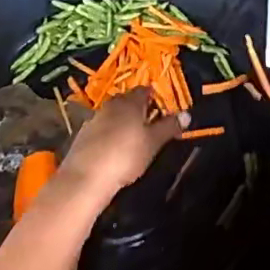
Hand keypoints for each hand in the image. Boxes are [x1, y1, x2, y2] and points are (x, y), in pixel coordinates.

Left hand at [55, 87, 187, 201]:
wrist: (84, 180)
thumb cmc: (125, 156)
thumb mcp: (154, 142)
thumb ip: (169, 127)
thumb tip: (186, 114)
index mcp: (129, 102)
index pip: (146, 90)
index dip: (157, 98)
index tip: (166, 111)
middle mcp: (110, 105)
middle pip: (129, 101)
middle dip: (141, 110)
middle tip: (153, 125)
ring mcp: (93, 120)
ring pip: (114, 115)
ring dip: (125, 123)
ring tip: (136, 140)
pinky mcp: (82, 137)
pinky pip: (103, 129)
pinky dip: (111, 135)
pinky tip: (116, 151)